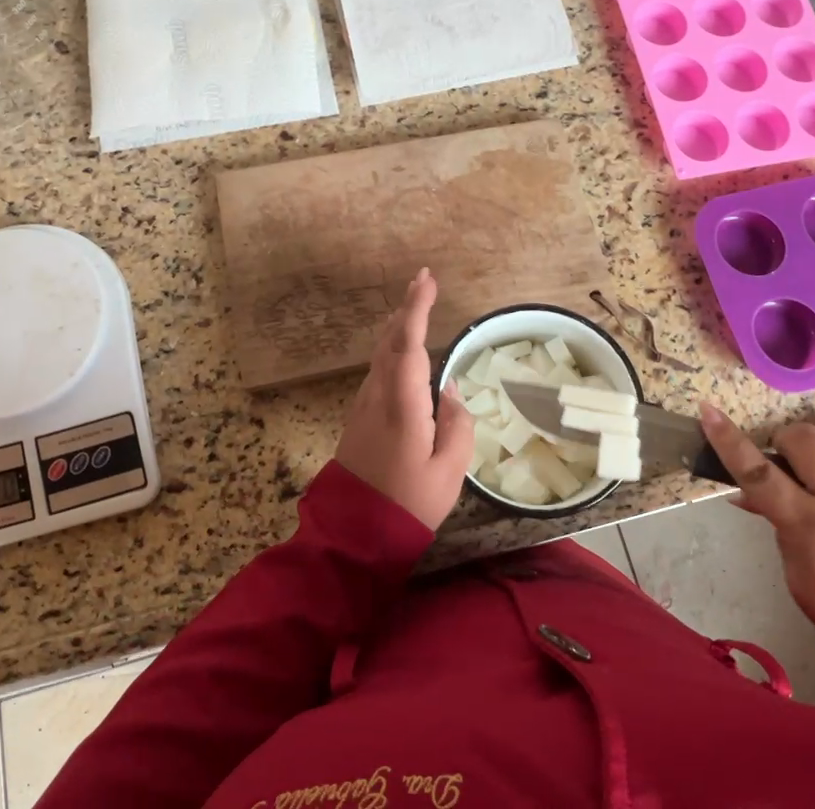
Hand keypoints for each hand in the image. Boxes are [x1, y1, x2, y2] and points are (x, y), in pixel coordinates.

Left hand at [333, 269, 474, 530]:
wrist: (356, 532)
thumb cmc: (411, 503)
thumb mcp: (450, 470)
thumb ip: (457, 424)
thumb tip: (449, 389)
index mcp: (402, 405)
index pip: (409, 345)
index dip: (417, 309)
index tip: (427, 280)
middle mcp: (378, 397)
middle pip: (390, 341)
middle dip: (406, 308)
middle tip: (423, 280)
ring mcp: (364, 407)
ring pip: (380, 355)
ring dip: (397, 327)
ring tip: (414, 307)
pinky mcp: (359, 419)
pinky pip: (377, 372)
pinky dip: (391, 350)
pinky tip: (400, 350)